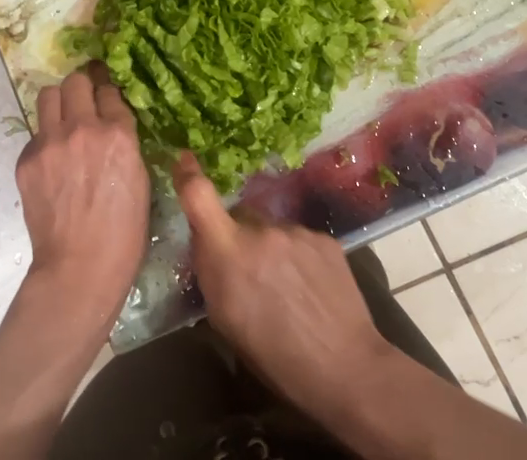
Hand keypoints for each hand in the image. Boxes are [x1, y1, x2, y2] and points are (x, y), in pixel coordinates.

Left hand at [16, 64, 151, 316]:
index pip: (110, 91)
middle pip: (75, 81)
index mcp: (118, 135)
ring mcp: (49, 142)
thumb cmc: (123, 233)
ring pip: (48, 96)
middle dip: (82, 88)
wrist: (79, 267)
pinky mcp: (26, 159)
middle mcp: (81, 129)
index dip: (109, 93)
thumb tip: (114, 125)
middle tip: (84, 101)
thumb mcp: (140, 181)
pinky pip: (35, 133)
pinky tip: (53, 164)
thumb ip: (125, 143)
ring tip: (63, 122)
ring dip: (59, 103)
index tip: (106, 97)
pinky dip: (45, 140)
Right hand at [173, 151, 394, 415]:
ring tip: (286, 289)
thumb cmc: (272, 354)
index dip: (187, 174)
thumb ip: (211, 270)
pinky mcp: (325, 239)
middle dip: (237, 238)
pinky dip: (298, 258)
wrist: (344, 367)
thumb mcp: (223, 318)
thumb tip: (206, 244)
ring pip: (271, 231)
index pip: (198, 196)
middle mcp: (262, 231)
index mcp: (229, 252)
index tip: (183, 158)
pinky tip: (309, 288)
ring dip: (271, 250)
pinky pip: (299, 240)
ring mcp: (297, 232)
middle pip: (238, 218)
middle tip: (249, 275)